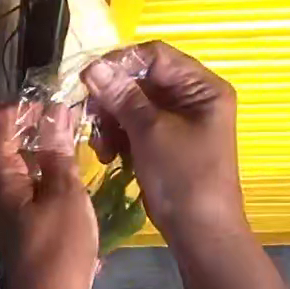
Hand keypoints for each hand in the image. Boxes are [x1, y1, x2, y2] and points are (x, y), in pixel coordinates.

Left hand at [0, 104, 99, 288]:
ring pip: (2, 156)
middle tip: (51, 112)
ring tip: (59, 132)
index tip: (49, 100)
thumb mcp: (66, 196)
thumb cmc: (58, 250)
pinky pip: (14, 175)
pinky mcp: (12, 215)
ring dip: (25, 138)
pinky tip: (58, 163)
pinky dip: (31, 160)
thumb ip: (59, 152)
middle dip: (16, 117)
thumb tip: (56, 112)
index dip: (19, 105)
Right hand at [82, 41, 243, 235]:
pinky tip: (107, 155)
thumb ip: (123, 96)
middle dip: (112, 98)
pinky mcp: (161, 142)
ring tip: (102, 146)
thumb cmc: (184, 178)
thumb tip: (93, 67)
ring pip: (131, 104)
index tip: (88, 79)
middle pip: (140, 79)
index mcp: (202, 88)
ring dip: (110, 120)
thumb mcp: (151, 133)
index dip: (120, 63)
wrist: (200, 232)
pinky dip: (117, 136)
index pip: (156, 56)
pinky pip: (132, 126)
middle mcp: (191, 98)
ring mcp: (176, 121)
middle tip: (90, 118)